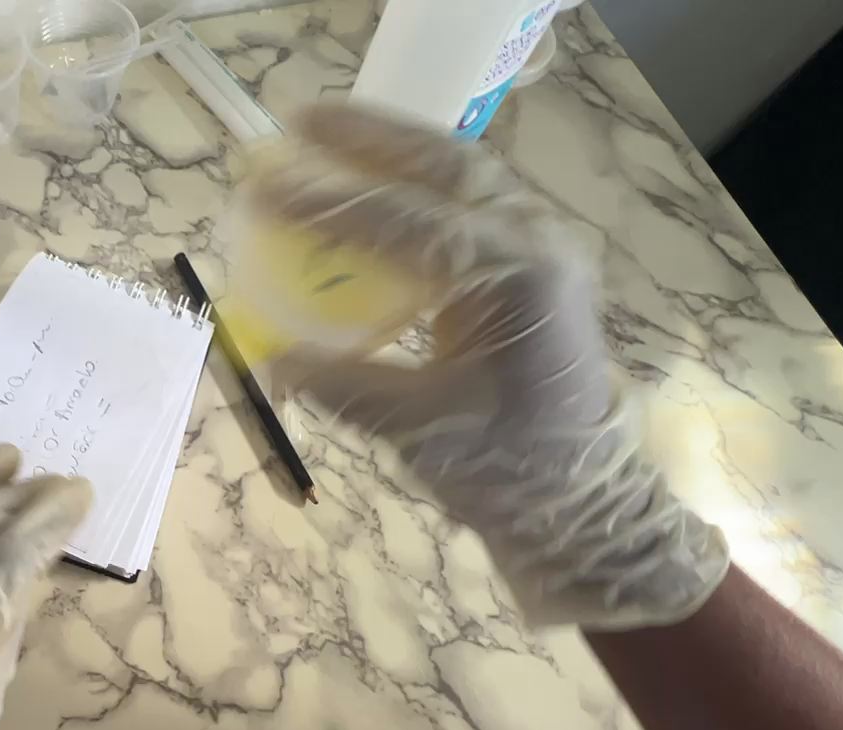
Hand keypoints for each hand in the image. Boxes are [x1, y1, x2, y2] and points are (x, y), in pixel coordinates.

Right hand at [271, 103, 727, 628]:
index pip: (405, 224)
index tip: (264, 188)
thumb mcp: (415, 429)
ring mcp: (538, 249)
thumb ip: (342, 385)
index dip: (327, 207)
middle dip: (368, 139)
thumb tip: (273, 359)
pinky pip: (465, 211)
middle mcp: (536, 243)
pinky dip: (413, 192)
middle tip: (299, 121)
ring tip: (329, 137)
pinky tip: (372, 192)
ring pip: (462, 176)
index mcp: (515, 278)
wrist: (578, 496)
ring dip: (393, 153)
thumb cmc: (505, 467)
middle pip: (445, 166)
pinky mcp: (527, 267)